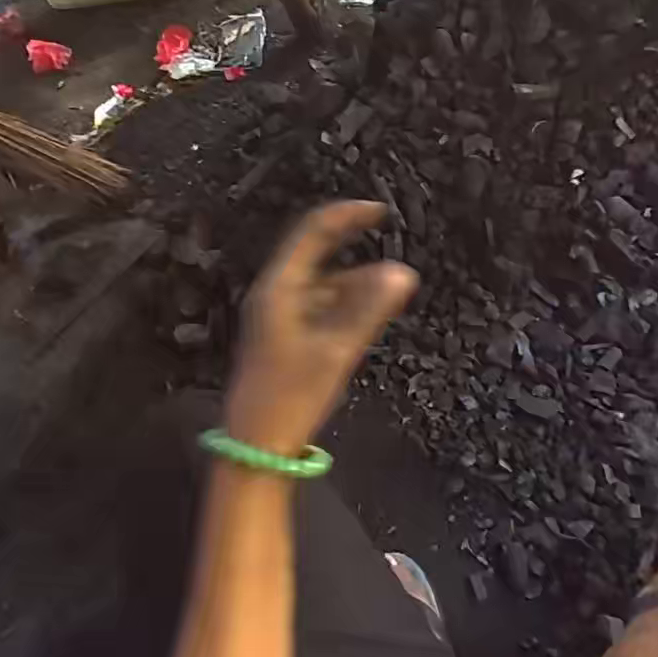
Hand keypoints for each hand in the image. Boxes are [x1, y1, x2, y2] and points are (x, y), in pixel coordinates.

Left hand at [225, 202, 417, 456]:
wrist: (255, 444)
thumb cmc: (291, 396)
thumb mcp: (335, 351)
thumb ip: (368, 309)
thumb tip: (402, 272)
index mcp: (278, 289)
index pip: (311, 233)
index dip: (346, 216)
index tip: (380, 211)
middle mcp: (273, 295)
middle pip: (315, 257)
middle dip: (353, 250)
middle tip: (390, 247)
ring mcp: (276, 316)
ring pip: (319, 285)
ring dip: (353, 282)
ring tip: (392, 287)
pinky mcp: (283, 336)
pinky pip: (317, 307)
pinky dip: (342, 305)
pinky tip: (367, 314)